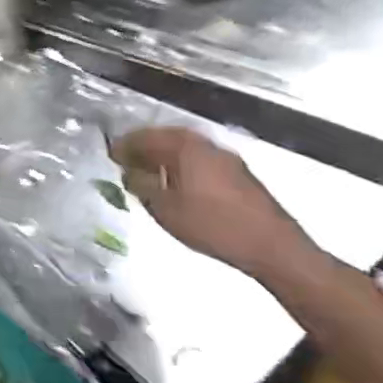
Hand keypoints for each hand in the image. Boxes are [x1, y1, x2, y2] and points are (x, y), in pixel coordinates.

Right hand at [111, 127, 318, 280]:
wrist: (271, 245)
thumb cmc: (211, 225)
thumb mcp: (163, 208)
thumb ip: (141, 185)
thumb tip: (130, 172)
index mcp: (185, 149)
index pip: (145, 137)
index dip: (124, 146)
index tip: (110, 156)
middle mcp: (207, 146)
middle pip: (167, 137)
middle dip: (144, 146)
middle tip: (127, 161)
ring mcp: (226, 158)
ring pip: (185, 147)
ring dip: (164, 154)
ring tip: (148, 172)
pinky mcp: (238, 173)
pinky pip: (200, 158)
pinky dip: (181, 163)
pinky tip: (175, 181)